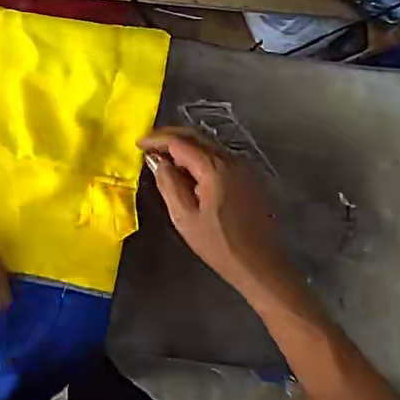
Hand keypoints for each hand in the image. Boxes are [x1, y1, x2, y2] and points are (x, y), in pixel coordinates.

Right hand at [139, 127, 298, 303]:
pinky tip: (188, 172)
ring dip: (186, 147)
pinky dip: (201, 157)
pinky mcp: (249, 176)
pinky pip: (220, 157)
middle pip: (197, 136)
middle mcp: (232, 159)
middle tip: (148, 145)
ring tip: (163, 158)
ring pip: (210, 145)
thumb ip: (169, 183)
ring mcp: (244, 166)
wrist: (260, 263)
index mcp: (215, 167)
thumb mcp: (185, 217)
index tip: (138, 144)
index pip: (180, 142)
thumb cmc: (219, 245)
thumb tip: (156, 159)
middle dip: (171, 137)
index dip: (157, 139)